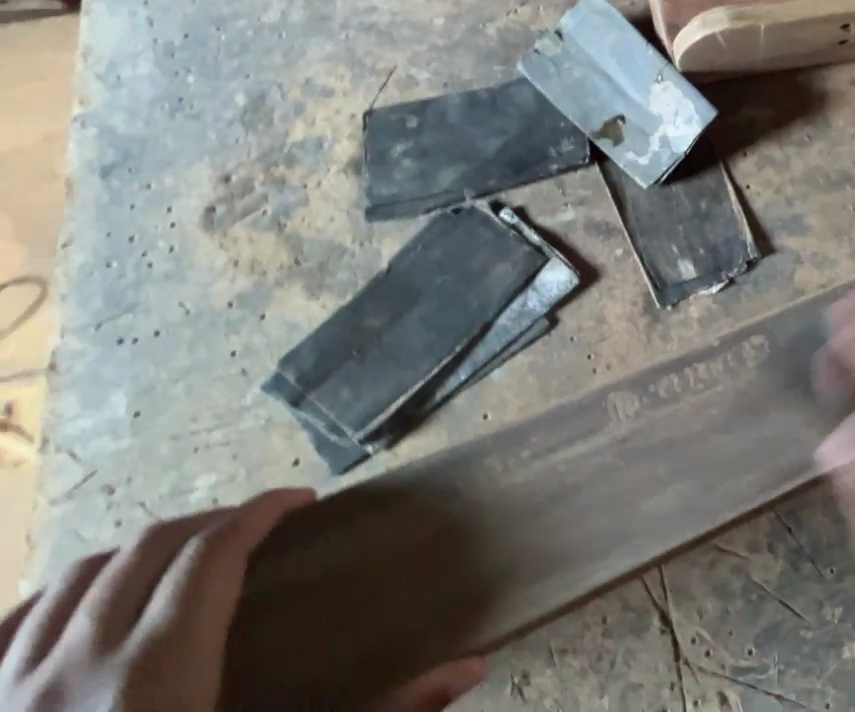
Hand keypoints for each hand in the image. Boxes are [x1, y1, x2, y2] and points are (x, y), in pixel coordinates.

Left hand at [0, 488, 484, 711]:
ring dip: (140, 551)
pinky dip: (60, 593)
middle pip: (150, 547)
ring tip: (185, 557)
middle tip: (259, 526)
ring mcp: (9, 690)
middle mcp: (75, 665)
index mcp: (156, 670)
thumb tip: (471, 668)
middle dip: (211, 521)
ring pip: (78, 576)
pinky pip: (11, 621)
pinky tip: (90, 602)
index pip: (213, 550)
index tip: (301, 501)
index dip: (261, 511)